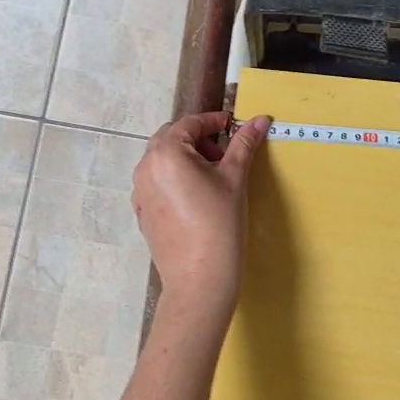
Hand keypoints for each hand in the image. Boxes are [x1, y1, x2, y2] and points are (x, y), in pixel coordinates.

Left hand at [132, 112, 268, 318]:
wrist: (199, 280)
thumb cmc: (219, 224)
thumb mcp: (234, 178)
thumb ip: (244, 144)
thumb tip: (259, 119)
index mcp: (166, 153)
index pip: (189, 124)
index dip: (213, 121)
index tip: (233, 124)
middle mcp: (146, 167)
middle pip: (171, 138)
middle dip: (198, 138)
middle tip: (224, 152)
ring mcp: (139, 192)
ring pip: (162, 160)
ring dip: (186, 157)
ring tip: (213, 175)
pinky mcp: (142, 212)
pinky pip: (156, 182)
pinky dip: (175, 178)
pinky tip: (197, 196)